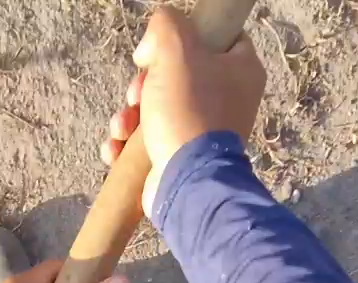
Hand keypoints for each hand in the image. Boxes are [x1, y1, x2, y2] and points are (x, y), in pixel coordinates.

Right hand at [101, 8, 265, 214]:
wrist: (185, 183)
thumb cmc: (188, 112)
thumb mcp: (176, 48)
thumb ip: (164, 25)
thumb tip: (148, 50)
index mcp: (241, 70)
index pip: (214, 38)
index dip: (180, 40)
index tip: (158, 54)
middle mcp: (227, 102)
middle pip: (175, 77)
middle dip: (142, 87)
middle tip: (135, 96)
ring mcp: (201, 136)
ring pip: (155, 112)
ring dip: (127, 118)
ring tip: (121, 128)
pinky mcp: (178, 163)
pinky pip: (147, 145)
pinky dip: (127, 147)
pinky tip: (116, 149)